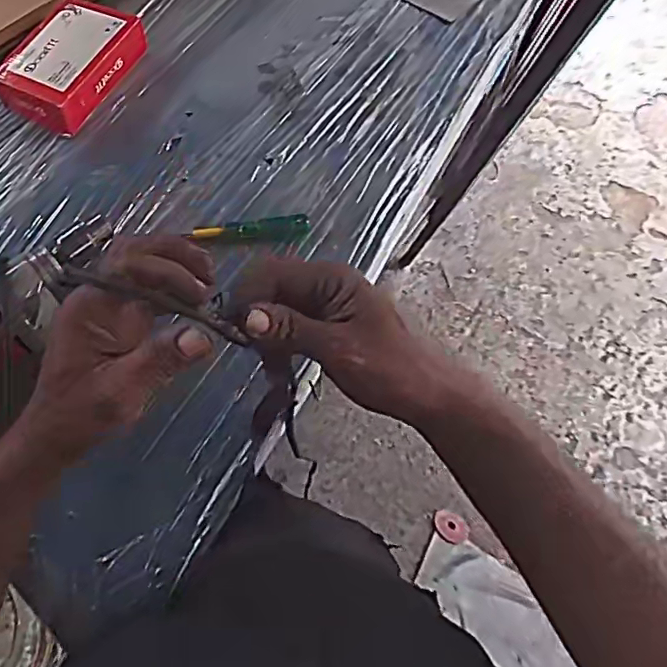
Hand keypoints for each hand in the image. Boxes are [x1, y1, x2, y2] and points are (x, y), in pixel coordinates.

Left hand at [14, 235, 216, 464]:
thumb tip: (203, 336)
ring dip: (172, 261)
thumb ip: (160, 360)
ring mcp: (102, 302)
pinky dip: (167, 280)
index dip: (169, 270)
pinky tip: (190, 292)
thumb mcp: (121, 393)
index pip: (129, 264)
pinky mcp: (112, 313)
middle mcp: (94, 294)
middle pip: (132, 250)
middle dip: (173, 253)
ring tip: (206, 276)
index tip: (201, 293)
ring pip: (136, 260)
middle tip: (209, 273)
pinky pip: (139, 282)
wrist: (52, 431)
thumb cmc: (80, 414)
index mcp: (90, 306)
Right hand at [233, 256, 483, 428]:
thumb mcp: (337, 349)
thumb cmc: (391, 370)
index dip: (249, 296)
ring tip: (270, 366)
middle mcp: (325, 283)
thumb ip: (290, 330)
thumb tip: (246, 316)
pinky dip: (279, 343)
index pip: (273, 271)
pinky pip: (289, 324)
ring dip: (266, 334)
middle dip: (255, 317)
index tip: (236, 330)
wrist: (430, 395)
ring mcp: (325, 303)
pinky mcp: (325, 323)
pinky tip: (279, 365)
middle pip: (271, 287)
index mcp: (331, 278)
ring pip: (277, 308)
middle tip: (254, 353)